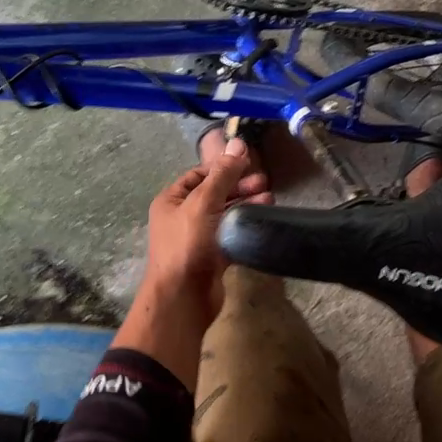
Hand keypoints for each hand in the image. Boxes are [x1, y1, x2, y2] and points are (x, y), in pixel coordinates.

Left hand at [142, 136, 255, 317]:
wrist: (183, 299)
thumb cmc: (187, 244)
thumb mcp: (203, 202)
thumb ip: (223, 174)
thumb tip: (238, 142)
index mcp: (172, 200)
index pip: (200, 174)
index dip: (224, 167)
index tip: (249, 165)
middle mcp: (182, 217)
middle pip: (215, 193)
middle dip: (239, 186)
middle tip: (264, 184)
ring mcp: (197, 238)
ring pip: (224, 214)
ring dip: (245, 204)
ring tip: (269, 200)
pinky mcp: (212, 257)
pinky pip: (230, 234)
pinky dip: (244, 225)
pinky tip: (262, 220)